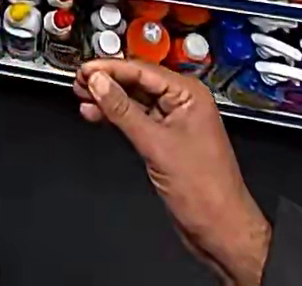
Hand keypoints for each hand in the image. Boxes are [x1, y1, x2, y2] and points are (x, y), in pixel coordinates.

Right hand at [75, 59, 270, 285]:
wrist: (221, 232)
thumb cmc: (207, 191)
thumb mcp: (156, 145)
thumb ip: (123, 111)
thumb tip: (100, 84)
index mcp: (188, 93)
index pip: (141, 69)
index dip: (110, 69)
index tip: (86, 70)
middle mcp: (182, 102)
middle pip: (136, 81)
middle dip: (107, 82)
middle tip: (80, 81)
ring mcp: (173, 120)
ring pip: (133, 100)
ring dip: (108, 99)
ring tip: (82, 96)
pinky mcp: (165, 138)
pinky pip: (136, 117)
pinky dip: (115, 116)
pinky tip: (97, 114)